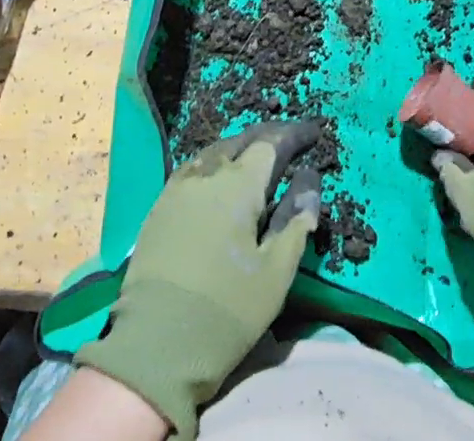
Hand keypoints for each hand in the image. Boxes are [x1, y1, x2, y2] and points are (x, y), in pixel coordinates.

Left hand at [76, 121, 322, 439]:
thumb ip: (296, 219)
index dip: (294, 135)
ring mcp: (176, 189)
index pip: (270, 144)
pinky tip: (220, 175)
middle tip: (289, 139)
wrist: (158, 340)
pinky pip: (192, 170)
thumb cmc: (229, 307)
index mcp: (237, 185)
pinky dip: (214, 163)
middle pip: (240, 142)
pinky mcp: (159, 207)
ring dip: (238, 148)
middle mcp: (205, 175)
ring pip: (212, 152)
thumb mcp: (277, 269)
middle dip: (267, 137)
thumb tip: (309, 179)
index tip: (314, 133)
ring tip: (257, 154)